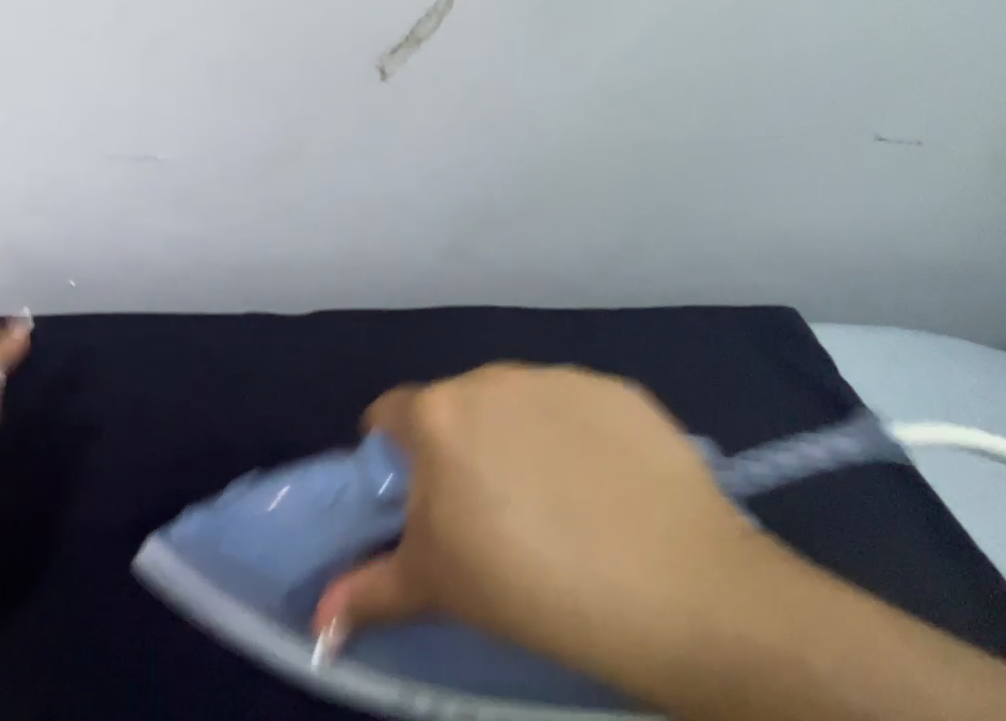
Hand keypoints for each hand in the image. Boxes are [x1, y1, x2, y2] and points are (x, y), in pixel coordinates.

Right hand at [318, 363, 764, 681]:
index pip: (388, 416)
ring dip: (518, 438)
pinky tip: (610, 490)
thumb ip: (368, 592)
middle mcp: (489, 380)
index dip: (397, 457)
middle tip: (490, 512)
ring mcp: (560, 381)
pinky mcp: (622, 392)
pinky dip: (581, 438)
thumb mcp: (437, 590)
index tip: (425, 502)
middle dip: (460, 447)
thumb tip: (317, 625)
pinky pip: (578, 409)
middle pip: (454, 407)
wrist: (688, 600)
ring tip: (558, 504)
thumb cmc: (532, 588)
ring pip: (516, 404)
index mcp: (435, 416)